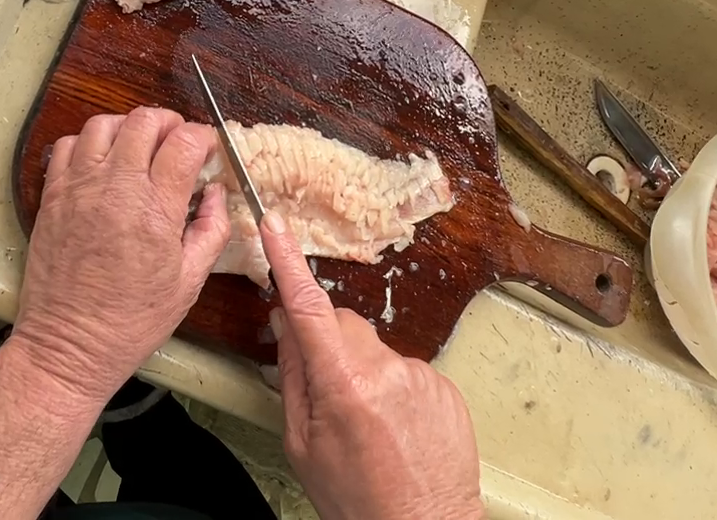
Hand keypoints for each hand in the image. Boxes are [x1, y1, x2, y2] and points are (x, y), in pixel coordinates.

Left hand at [9, 108, 231, 407]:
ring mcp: (79, 188)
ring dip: (128, 126)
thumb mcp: (189, 283)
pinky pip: (67, 145)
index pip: (184, 142)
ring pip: (103, 124)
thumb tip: (216, 193)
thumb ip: (211, 230)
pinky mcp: (52, 195)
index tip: (207, 148)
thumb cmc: (129, 321)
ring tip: (140, 146)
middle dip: (169, 123)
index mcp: (155, 210)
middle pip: (144, 121)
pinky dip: (88, 143)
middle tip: (177, 140)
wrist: (67, 346)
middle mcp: (116, 188)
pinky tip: (102, 162)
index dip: (203, 136)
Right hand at [260, 212, 483, 519]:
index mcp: (343, 384)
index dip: (286, 260)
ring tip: (368, 421)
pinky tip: (395, 425)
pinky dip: (392, 385)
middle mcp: (385, 370)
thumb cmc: (359, 501)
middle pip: (340, 322)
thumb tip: (286, 324)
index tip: (274, 225)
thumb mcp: (302, 443)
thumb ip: (292, 374)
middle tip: (326, 390)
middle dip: (327, 342)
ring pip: (371, 345)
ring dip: (361, 367)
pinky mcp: (442, 385)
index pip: (307, 305)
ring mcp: (419, 375)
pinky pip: (403, 366)